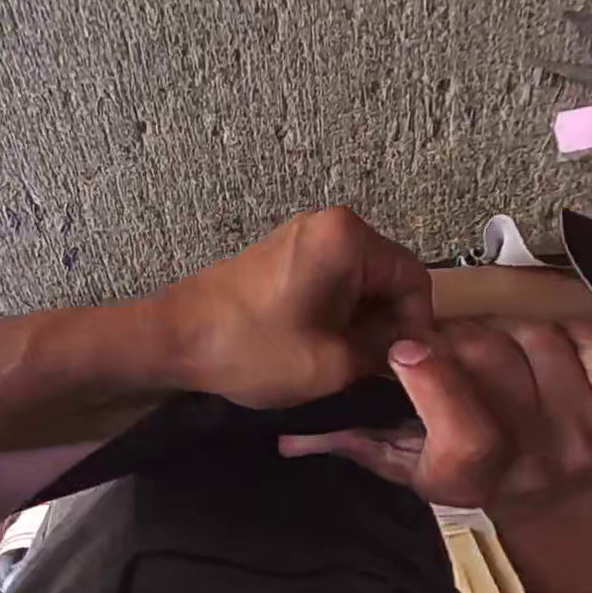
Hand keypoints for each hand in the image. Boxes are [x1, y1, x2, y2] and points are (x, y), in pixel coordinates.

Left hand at [157, 207, 433, 408]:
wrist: (174, 337)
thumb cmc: (252, 349)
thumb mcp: (330, 365)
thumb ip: (381, 354)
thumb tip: (403, 351)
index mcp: (347, 239)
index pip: (413, 279)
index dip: (416, 326)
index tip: (405, 365)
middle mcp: (329, 224)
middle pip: (386, 276)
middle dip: (385, 323)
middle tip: (375, 368)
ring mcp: (302, 236)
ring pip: (358, 280)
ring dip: (360, 320)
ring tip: (346, 360)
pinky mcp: (282, 252)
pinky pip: (330, 278)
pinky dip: (336, 310)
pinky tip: (322, 343)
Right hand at [278, 317, 591, 514]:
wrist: (538, 489)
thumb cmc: (457, 465)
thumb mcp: (397, 461)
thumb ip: (348, 440)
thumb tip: (287, 438)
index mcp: (474, 479)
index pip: (467, 437)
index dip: (436, 381)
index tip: (405, 347)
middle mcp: (538, 462)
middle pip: (495, 360)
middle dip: (457, 338)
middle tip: (445, 343)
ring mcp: (588, 438)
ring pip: (537, 339)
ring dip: (503, 331)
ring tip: (488, 349)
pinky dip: (568, 330)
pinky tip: (543, 348)